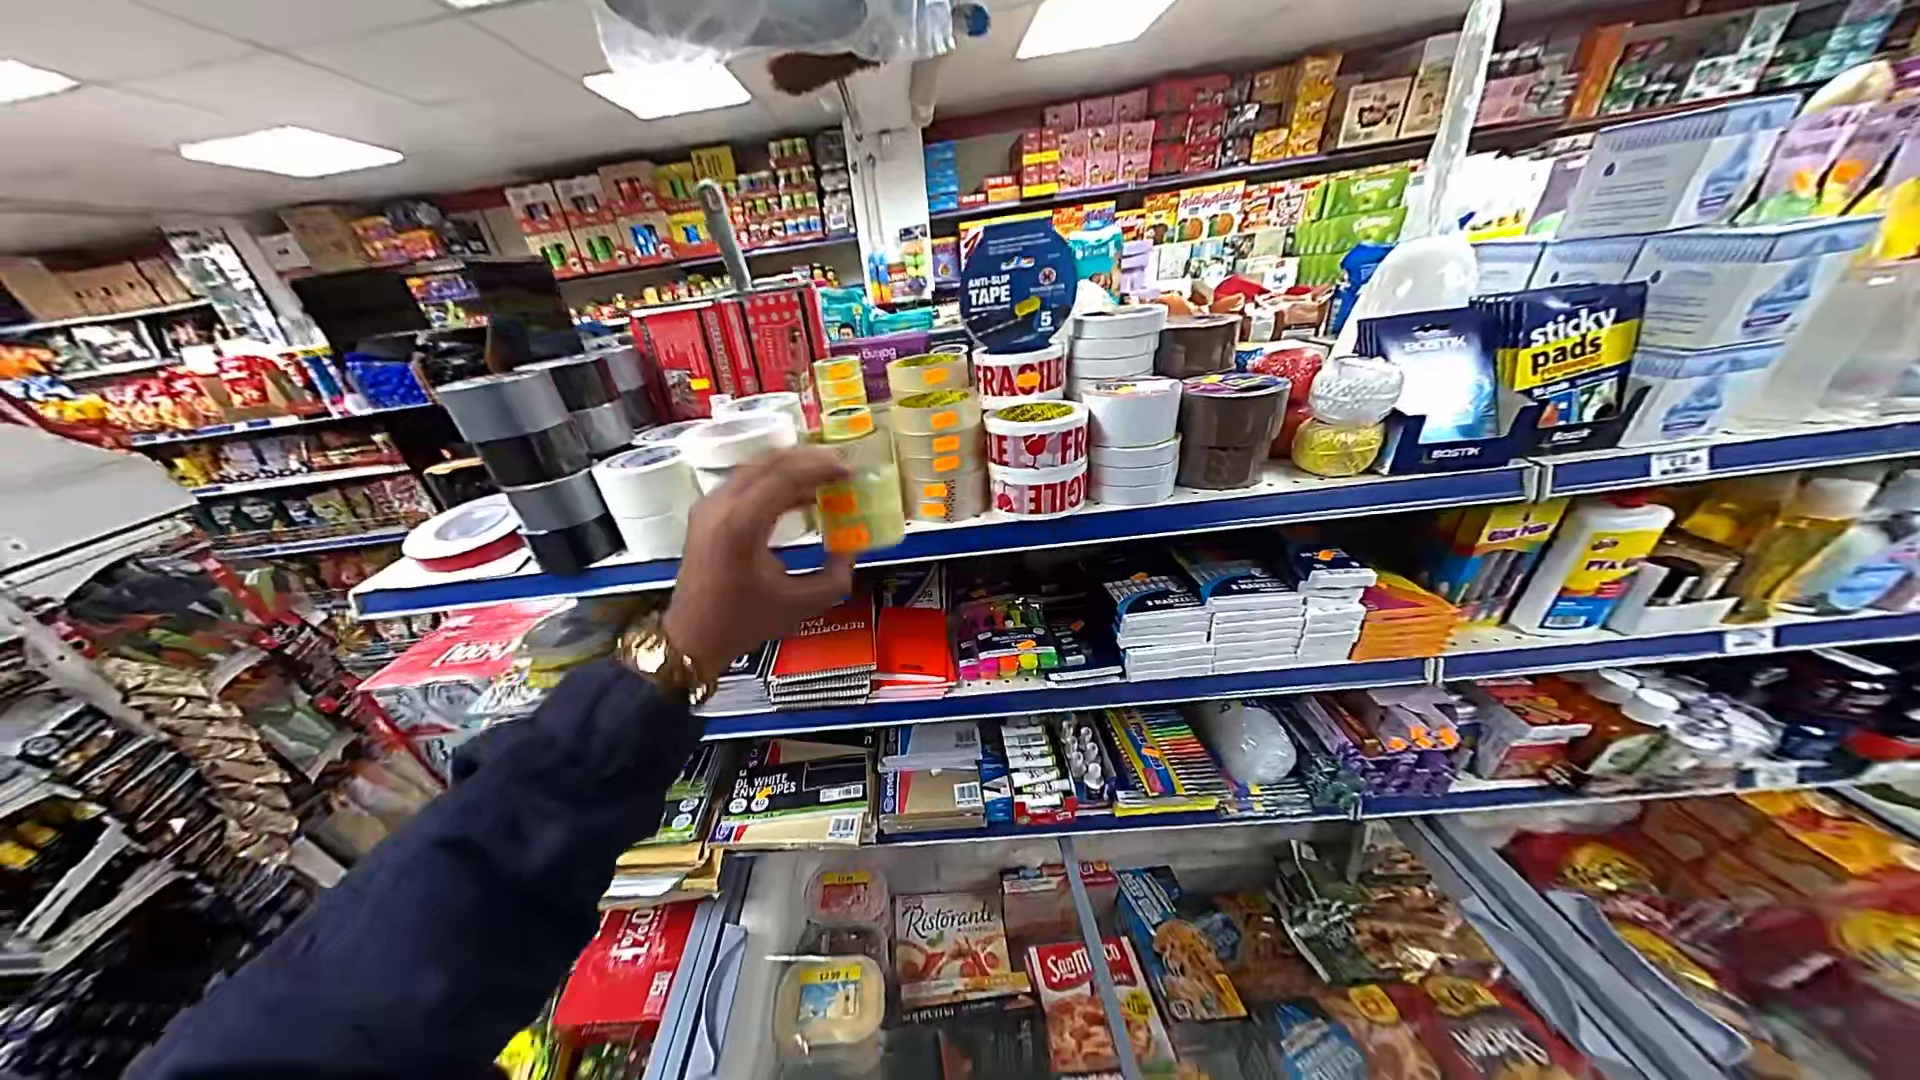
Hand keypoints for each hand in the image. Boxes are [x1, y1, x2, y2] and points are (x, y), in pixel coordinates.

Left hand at [663, 447, 854, 674]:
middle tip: (840, 467)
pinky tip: (798, 496)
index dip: (821, 468)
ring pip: (754, 467)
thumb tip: (851, 550)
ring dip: (790, 467)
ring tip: (823, 478)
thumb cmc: (743, 623)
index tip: (848, 470)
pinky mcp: (706, 514)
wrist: (692, 639)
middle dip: (808, 460)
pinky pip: (744, 482)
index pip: (785, 476)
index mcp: (742, 524)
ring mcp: (709, 507)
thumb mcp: (801, 604)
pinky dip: (773, 480)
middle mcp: (721, 506)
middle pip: (768, 462)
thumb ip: (835, 576)